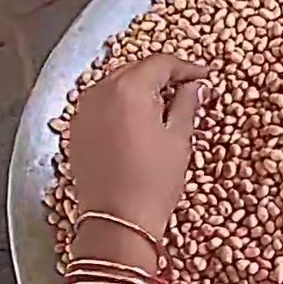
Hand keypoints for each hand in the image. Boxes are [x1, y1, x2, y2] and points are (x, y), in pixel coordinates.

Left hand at [70, 53, 209, 241]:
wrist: (117, 220)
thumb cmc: (154, 181)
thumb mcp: (179, 140)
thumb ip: (188, 105)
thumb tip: (196, 86)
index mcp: (129, 89)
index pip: (161, 63)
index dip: (187, 67)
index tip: (205, 76)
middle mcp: (100, 91)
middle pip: (136, 70)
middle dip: (163, 77)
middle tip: (188, 90)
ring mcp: (83, 110)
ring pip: (117, 86)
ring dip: (142, 90)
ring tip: (166, 107)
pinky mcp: (77, 130)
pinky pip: (103, 105)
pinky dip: (122, 106)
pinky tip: (140, 123)